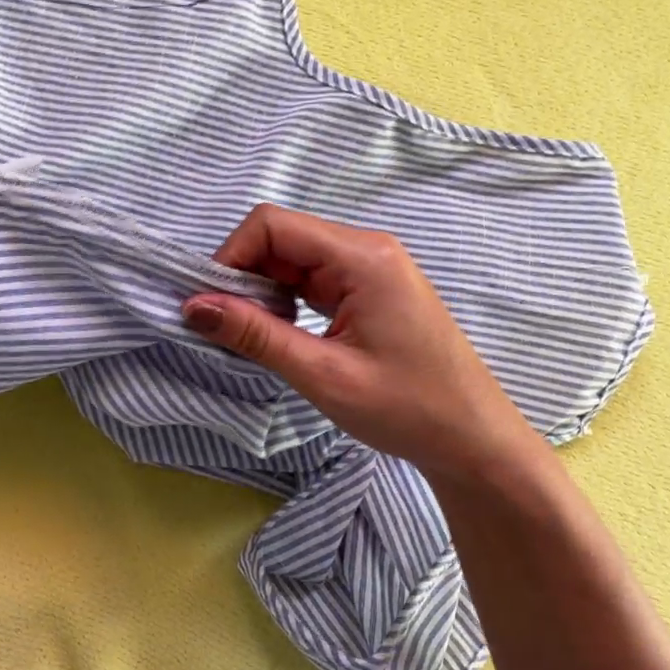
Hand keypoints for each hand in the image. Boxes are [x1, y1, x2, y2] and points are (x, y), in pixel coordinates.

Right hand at [182, 205, 543, 483]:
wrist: (477, 445)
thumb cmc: (408, 410)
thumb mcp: (322, 374)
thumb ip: (254, 334)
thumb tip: (191, 306)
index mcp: (363, 257)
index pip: (272, 225)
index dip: (231, 255)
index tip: (212, 303)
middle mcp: (366, 250)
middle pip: (279, 237)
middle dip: (243, 275)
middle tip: (227, 324)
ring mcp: (369, 269)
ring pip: (290, 258)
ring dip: (261, 289)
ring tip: (255, 334)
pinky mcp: (367, 290)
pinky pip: (308, 277)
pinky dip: (282, 299)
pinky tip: (282, 333)